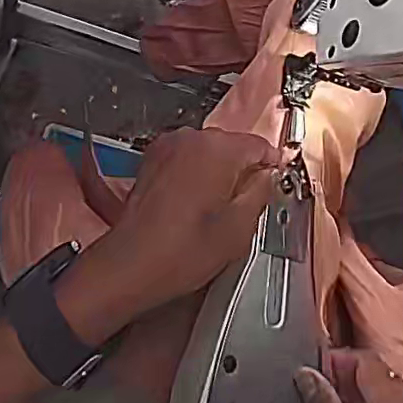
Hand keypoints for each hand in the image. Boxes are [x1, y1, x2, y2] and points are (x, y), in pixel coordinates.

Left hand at [60, 127, 282, 340]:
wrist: (130, 265)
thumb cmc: (180, 250)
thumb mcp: (240, 227)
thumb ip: (262, 192)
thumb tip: (267, 177)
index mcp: (219, 149)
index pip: (261, 145)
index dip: (271, 167)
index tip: (272, 184)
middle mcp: (193, 138)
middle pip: (234, 146)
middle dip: (242, 171)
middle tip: (242, 207)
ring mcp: (169, 146)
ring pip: (210, 152)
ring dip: (217, 173)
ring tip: (214, 210)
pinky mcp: (153, 159)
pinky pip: (187, 159)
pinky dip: (194, 176)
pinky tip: (193, 206)